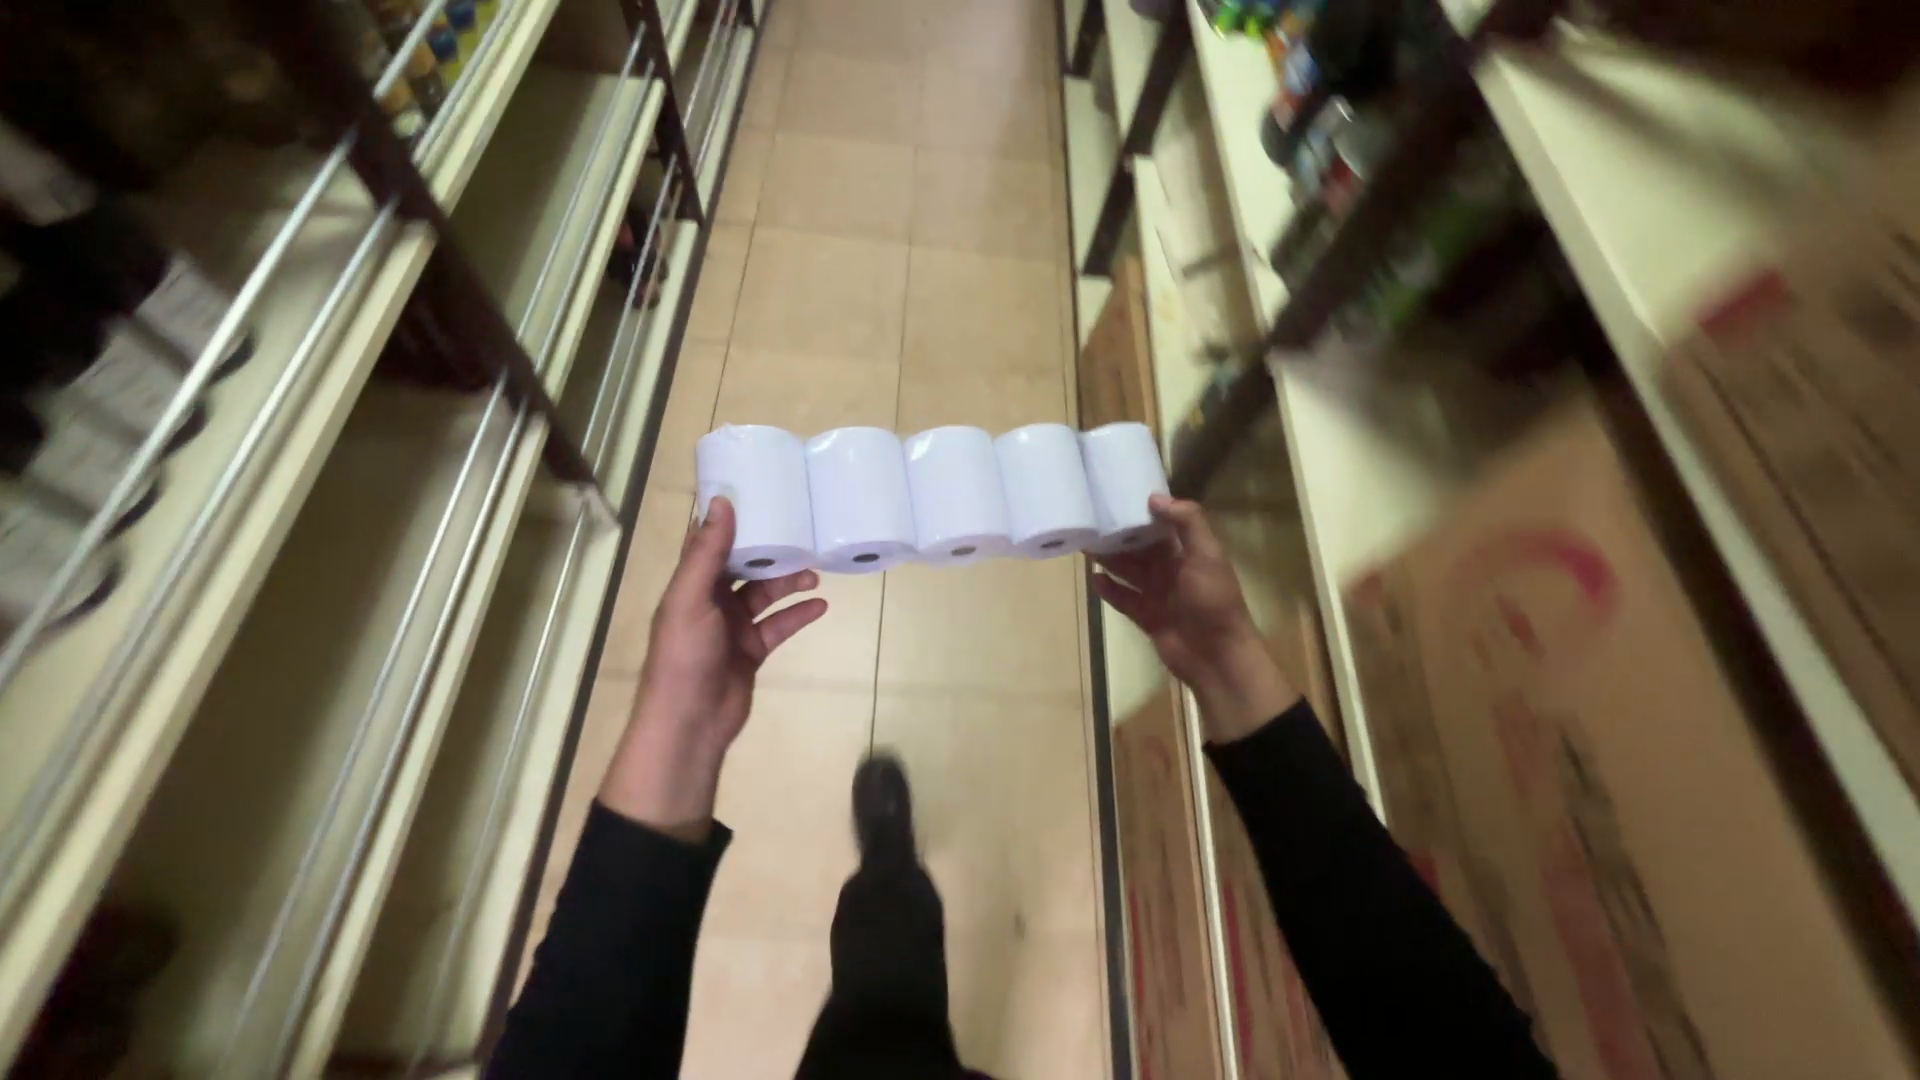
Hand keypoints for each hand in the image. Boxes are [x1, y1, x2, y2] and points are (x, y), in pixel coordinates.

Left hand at [599, 497, 827, 836]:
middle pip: (744, 567)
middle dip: (771, 553)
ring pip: (765, 595)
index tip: (761, 496)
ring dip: (788, 583)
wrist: (690, 722)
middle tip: (802, 536)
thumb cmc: (684, 656)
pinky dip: (798, 615)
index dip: (732, 520)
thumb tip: (722, 501)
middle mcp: (709, 601)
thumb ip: (707, 553)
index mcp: (689, 585)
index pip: (710, 543)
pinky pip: (778, 626)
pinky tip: (821, 605)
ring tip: (816, 573)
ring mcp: (732, 627)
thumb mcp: (691, 599)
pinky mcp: (752, 650)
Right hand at [1092, 495, 1296, 742]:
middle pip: (1141, 549)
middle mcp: (1173, 571)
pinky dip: (1110, 590)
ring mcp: (1159, 596)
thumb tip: (1155, 496)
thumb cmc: (1213, 600)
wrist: (1217, 656)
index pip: (1163, 527)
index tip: (1117, 497)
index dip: (1142, 513)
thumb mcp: (1207, 555)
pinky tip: (1094, 579)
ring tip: (1085, 545)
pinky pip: (1124, 600)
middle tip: (1092, 522)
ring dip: (1110, 560)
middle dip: (1119, 537)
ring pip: (1129, 572)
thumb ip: (1187, 522)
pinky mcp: (1147, 618)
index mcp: (1190, 553)